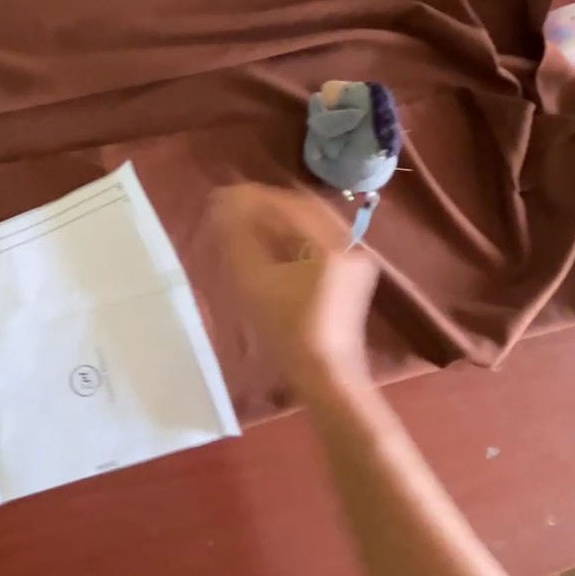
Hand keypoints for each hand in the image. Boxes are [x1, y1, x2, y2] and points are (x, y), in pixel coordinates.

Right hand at [212, 184, 379, 398]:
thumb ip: (237, 237)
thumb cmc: (286, 333)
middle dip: (263, 207)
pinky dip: (290, 239)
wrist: (325, 378)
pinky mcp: (351, 276)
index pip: (287, 203)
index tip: (220, 197)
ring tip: (243, 227)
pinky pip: (316, 243)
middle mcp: (350, 244)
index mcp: (331, 242)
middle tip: (229, 210)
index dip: (251, 197)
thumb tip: (224, 205)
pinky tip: (266, 248)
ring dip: (275, 222)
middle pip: (301, 210)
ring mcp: (354, 260)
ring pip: (309, 226)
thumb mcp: (253, 282)